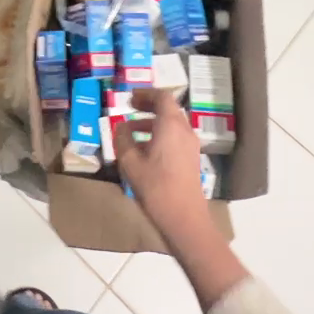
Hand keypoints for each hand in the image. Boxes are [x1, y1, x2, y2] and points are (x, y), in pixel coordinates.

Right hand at [115, 87, 248, 313]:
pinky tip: (144, 153)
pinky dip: (160, 136)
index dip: (145, 94)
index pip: (162, 97)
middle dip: (148, 107)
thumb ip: (123, 139)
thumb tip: (121, 128)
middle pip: (168, 110)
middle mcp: (184, 131)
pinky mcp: (191, 160)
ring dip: (152, 124)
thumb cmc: (156, 187)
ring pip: (171, 125)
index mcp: (170, 125)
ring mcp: (191, 146)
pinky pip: (175, 138)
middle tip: (130, 109)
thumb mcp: (130, 162)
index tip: (129, 98)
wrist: (185, 220)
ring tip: (131, 134)